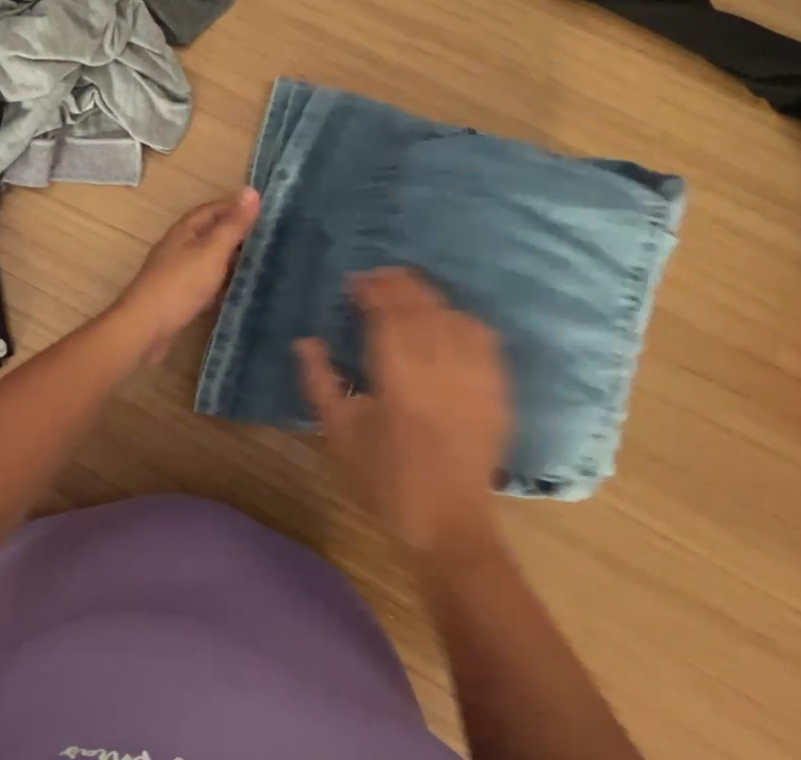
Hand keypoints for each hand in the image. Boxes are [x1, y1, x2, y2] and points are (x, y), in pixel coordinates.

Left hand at [109, 188, 260, 362]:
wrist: (145, 328)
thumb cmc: (180, 284)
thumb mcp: (212, 250)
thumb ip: (232, 225)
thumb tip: (251, 190)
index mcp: (183, 231)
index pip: (211, 210)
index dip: (234, 207)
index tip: (263, 211)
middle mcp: (177, 248)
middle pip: (208, 234)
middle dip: (235, 234)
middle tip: (267, 240)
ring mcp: (175, 273)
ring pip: (206, 260)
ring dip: (228, 260)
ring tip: (259, 264)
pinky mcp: (176, 297)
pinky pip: (203, 284)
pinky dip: (220, 284)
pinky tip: (235, 292)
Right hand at [294, 268, 510, 561]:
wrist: (446, 521)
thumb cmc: (383, 478)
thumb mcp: (338, 431)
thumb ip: (319, 381)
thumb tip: (305, 341)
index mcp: (398, 374)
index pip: (387, 311)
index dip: (370, 289)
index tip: (352, 283)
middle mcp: (440, 364)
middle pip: (422, 305)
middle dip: (397, 284)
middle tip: (374, 279)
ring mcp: (474, 375)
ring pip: (453, 315)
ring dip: (428, 298)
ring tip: (406, 295)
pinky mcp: (496, 388)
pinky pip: (482, 337)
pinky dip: (460, 319)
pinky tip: (446, 321)